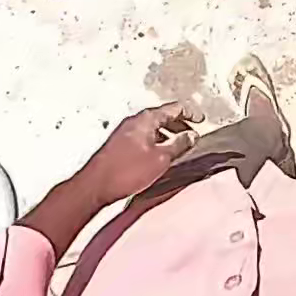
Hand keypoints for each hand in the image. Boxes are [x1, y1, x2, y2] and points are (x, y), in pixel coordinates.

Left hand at [74, 102, 201, 204]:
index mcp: (146, 119)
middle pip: (162, 116)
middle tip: (192, 135)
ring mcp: (124, 132)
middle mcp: (134, 121)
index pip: (174, 108)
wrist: (94, 187)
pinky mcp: (118, 145)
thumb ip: (179, 145)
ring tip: (178, 147)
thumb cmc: (127, 171)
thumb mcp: (160, 159)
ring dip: (168, 134)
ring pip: (152, 127)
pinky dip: (156, 141)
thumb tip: (193, 135)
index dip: (190, 113)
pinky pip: (143, 136)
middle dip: (179, 124)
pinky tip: (159, 155)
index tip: (201, 121)